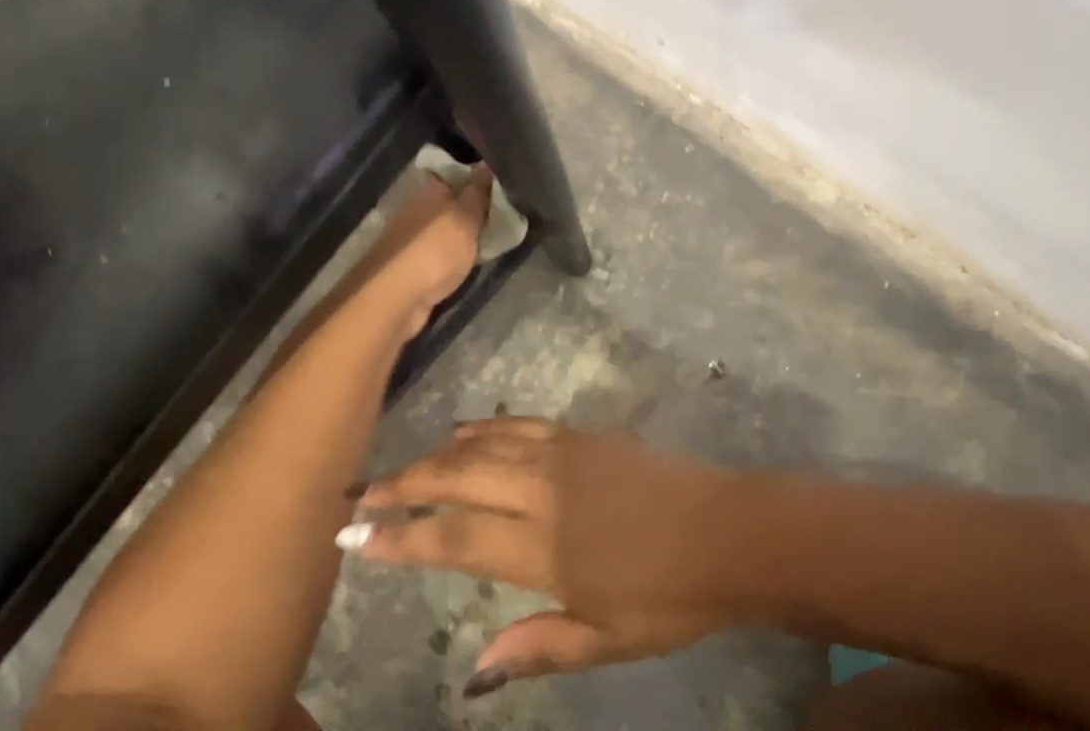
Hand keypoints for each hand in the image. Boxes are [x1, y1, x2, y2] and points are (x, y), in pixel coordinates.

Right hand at [340, 418, 743, 696]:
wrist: (733, 533)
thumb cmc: (671, 598)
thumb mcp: (607, 640)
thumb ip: (538, 648)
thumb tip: (473, 667)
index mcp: (542, 548)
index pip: (453, 538)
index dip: (401, 538)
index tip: (357, 537)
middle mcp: (540, 492)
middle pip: (454, 479)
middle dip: (401, 485)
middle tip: (362, 492)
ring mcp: (561, 456)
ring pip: (480, 446)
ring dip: (434, 455)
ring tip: (400, 467)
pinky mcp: (582, 436)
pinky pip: (519, 424)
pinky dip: (482, 427)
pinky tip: (461, 429)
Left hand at [363, 166, 492, 320]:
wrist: (397, 297)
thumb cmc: (434, 248)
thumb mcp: (465, 215)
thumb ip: (478, 191)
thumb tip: (486, 163)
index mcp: (426, 191)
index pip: (450, 172)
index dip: (474, 174)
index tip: (501, 180)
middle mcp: (416, 210)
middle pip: (448, 202)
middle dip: (472, 206)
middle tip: (507, 212)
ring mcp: (412, 240)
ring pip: (445, 230)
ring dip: (464, 234)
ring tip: (497, 237)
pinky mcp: (412, 269)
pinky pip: (441, 255)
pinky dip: (455, 257)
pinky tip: (473, 261)